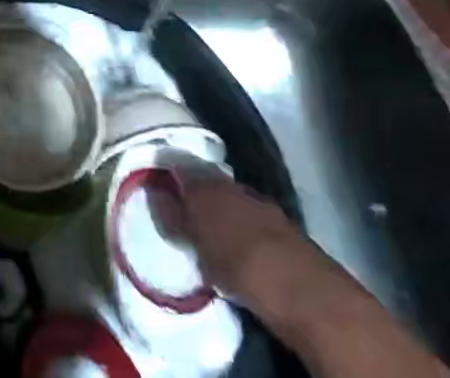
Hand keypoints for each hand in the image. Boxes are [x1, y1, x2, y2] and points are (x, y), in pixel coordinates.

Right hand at [170, 169, 327, 314]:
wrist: (293, 281)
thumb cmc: (234, 261)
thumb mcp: (194, 243)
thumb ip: (174, 216)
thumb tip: (157, 192)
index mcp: (208, 184)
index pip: (183, 168)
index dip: (171, 173)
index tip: (159, 183)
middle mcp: (233, 184)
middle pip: (209, 180)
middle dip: (197, 189)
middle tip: (183, 208)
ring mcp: (258, 200)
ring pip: (231, 196)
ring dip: (219, 205)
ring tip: (208, 225)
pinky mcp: (277, 222)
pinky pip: (248, 213)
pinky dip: (238, 220)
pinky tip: (235, 237)